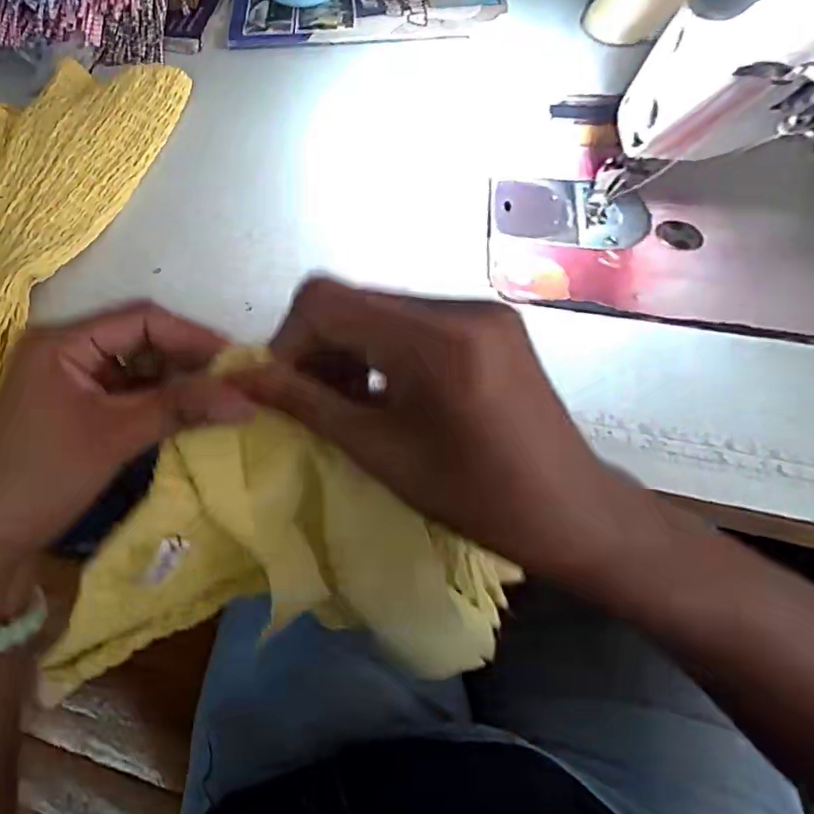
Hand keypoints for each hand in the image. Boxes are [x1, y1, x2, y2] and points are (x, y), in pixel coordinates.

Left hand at [0, 302, 256, 561]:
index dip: (191, 335)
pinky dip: (154, 400)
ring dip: (173, 380)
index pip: (140, 319)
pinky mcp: (72, 407)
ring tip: (218, 397)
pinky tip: (186, 412)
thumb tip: (247, 398)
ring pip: (133, 367)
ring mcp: (67, 379)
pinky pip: (122, 392)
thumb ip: (180, 408)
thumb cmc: (46, 477)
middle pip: (138, 339)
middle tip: (232, 380)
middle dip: (185, 358)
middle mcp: (63, 349)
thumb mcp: (116, 436)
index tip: (236, 358)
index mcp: (63, 341)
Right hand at [230, 277, 668, 591]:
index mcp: (437, 340)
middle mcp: (459, 307)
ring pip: (376, 309)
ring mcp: (477, 310)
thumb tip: (240, 377)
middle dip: (315, 348)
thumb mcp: (378, 452)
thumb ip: (305, 404)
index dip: (287, 340)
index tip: (280, 390)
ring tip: (346, 403)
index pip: (326, 300)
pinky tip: (382, 393)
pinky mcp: (486, 322)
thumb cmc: (475, 498)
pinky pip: (408, 321)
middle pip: (350, 300)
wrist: (573, 513)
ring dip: (345, 350)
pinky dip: (378, 351)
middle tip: (310, 403)